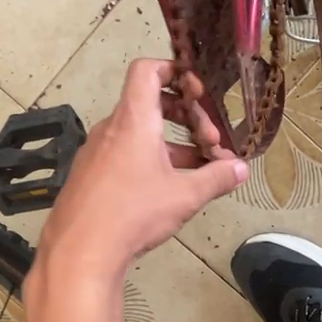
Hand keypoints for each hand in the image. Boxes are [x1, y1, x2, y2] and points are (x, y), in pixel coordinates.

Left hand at [35, 59, 248, 288]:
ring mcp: (98, 152)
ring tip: (200, 168)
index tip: (197, 91)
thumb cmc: (134, 212)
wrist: (80, 251)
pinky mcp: (92, 175)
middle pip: (150, 103)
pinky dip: (152, 159)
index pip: (147, 71)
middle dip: (187, 116)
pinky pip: (127, 153)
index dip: (173, 70)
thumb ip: (217, 178)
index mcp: (134, 121)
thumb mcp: (185, 195)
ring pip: (142, 133)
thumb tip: (241, 169)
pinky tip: (170, 188)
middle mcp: (113, 129)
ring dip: (174, 143)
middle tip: (212, 143)